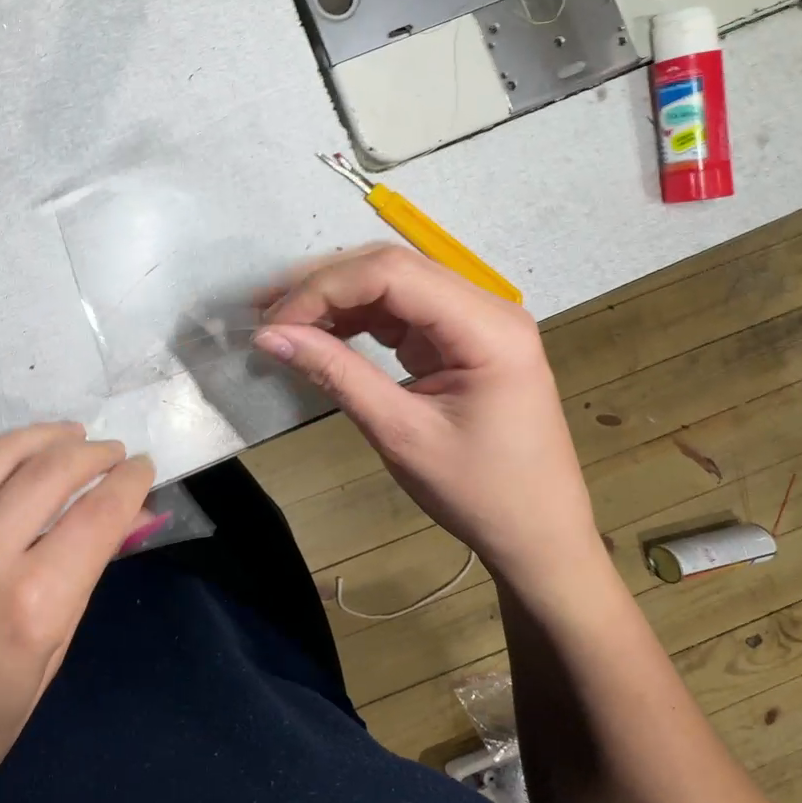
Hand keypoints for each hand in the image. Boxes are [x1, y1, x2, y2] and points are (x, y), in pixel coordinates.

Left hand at [0, 423, 154, 802]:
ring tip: (68, 435)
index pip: (95, 518)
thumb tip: (114, 527)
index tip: (143, 468)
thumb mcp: (43, 672)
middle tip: (112, 451)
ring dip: (38, 435)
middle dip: (91, 453)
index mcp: (26, 607)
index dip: (128, 484)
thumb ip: (78, 588)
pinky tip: (2, 451)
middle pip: (47, 471)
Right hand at [251, 246, 598, 585]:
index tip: (274, 324)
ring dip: (333, 298)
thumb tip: (269, 336)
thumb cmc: (478, 491)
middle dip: (322, 285)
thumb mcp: (399, 433)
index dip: (324, 288)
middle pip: (390, 268)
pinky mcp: (456, 338)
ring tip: (282, 322)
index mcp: (487, 328)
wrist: (536, 535)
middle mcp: (485, 308)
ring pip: (389, 283)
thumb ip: (335, 374)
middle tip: (265, 313)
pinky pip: (396, 310)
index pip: (391, 273)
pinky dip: (352, 318)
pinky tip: (320, 334)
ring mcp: (472, 321)